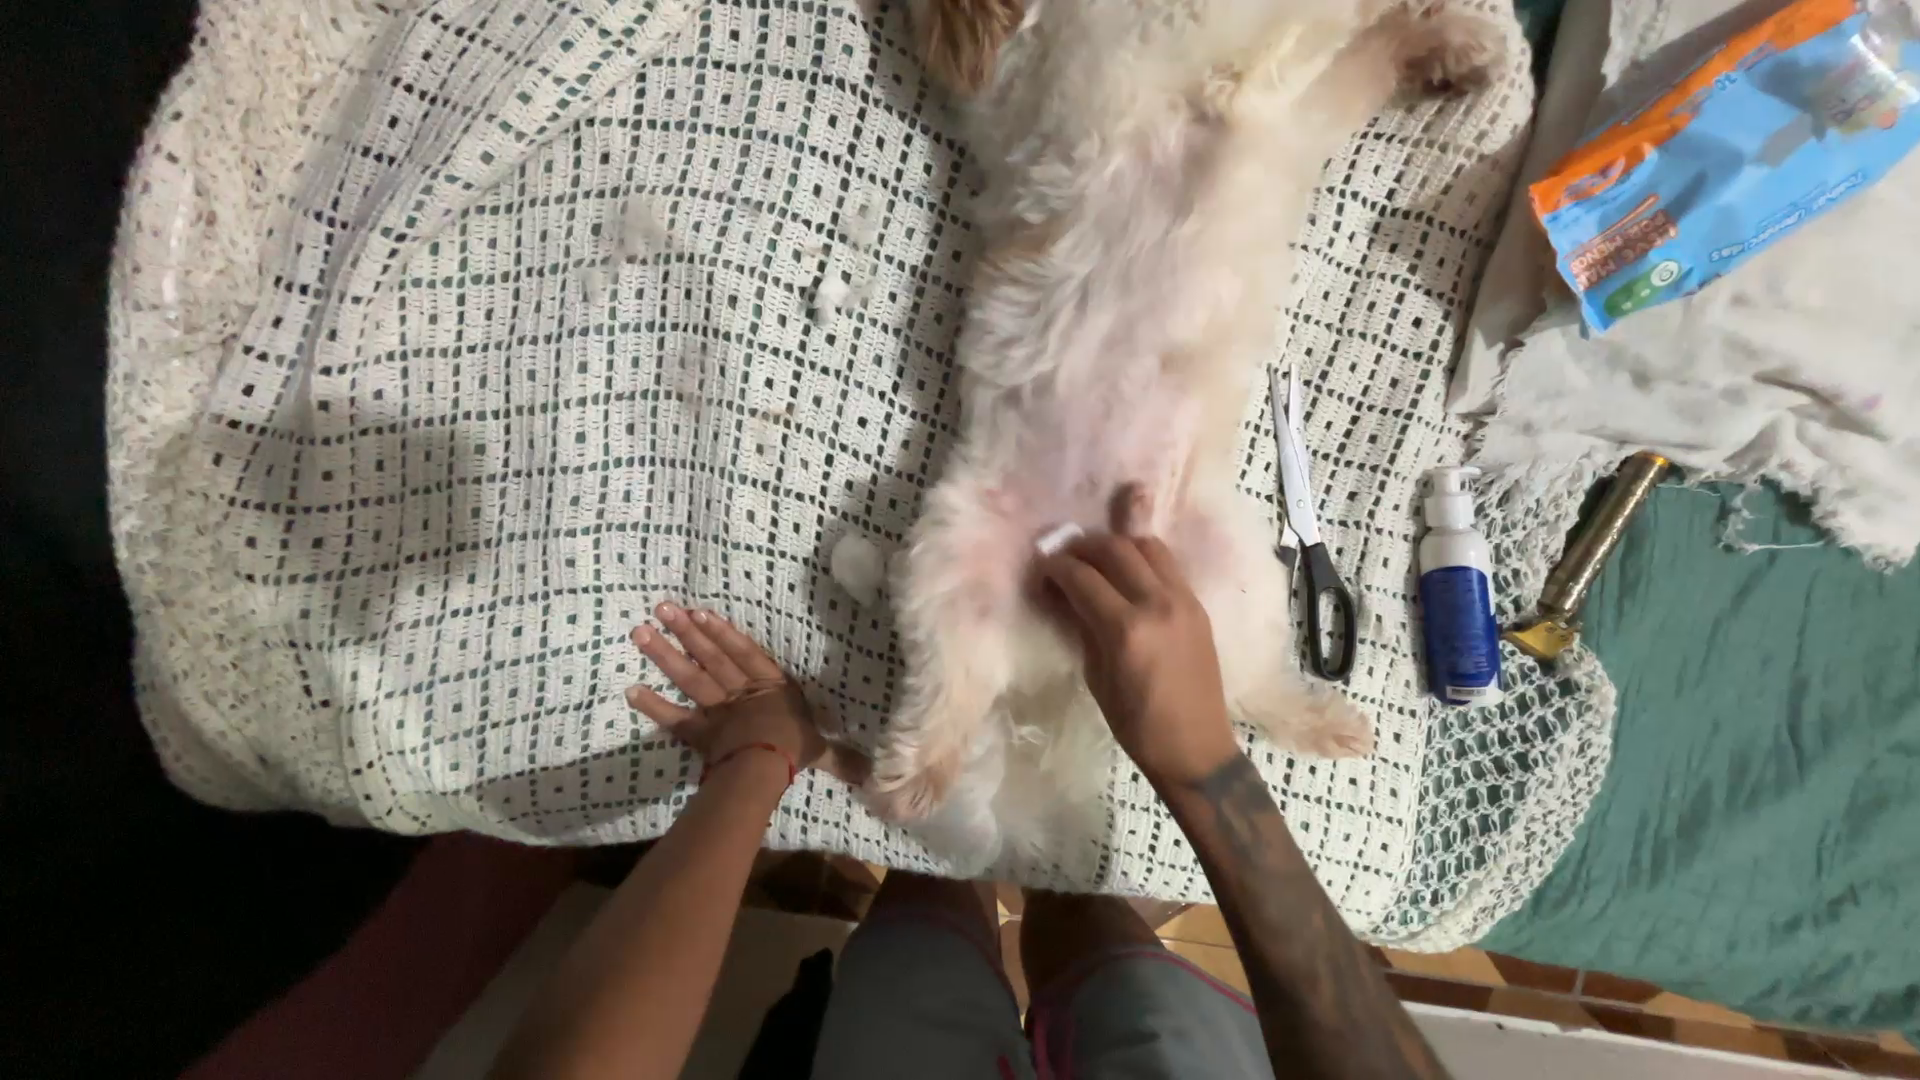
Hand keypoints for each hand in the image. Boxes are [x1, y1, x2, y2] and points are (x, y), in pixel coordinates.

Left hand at [626, 602, 867, 784]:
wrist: (763, 771)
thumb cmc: (794, 752)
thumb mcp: (821, 749)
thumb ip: (840, 756)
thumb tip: (871, 771)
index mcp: (771, 687)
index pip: (745, 653)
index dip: (722, 633)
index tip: (699, 613)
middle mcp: (741, 692)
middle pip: (711, 658)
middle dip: (686, 633)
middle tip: (661, 608)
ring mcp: (717, 711)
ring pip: (690, 678)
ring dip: (665, 655)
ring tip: (641, 633)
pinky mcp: (700, 734)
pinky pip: (674, 718)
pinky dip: (652, 705)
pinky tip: (630, 690)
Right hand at [1040, 530, 1240, 789]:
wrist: (1194, 746)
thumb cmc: (1135, 723)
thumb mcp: (1096, 676)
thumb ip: (1082, 627)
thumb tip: (1064, 595)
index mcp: (1127, 629)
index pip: (1083, 578)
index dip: (1055, 567)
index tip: (1040, 567)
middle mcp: (1158, 604)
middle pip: (1115, 549)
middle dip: (1083, 547)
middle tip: (1063, 556)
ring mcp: (1183, 601)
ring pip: (1147, 546)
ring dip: (1116, 544)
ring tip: (1096, 558)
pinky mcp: (1197, 605)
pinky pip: (1167, 564)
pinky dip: (1142, 558)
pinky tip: (1125, 573)